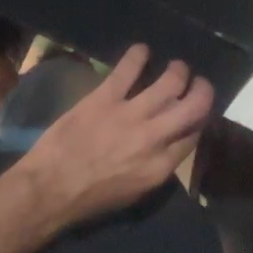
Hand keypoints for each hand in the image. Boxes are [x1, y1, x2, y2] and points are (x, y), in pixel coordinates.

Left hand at [13, 44, 213, 223]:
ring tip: (175, 67)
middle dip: (201, 91)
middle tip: (196, 84)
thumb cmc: (90, 200)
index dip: (198, 121)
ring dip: (177, 70)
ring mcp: (130, 115)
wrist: (51, 189)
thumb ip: (155, 168)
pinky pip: (128, 69)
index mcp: (161, 167)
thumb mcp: (133, 194)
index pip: (194, 135)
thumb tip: (166, 147)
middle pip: (194, 106)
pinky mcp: (104, 98)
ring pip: (169, 82)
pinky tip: (141, 51)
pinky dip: (138, 56)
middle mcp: (155, 138)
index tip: (193, 115)